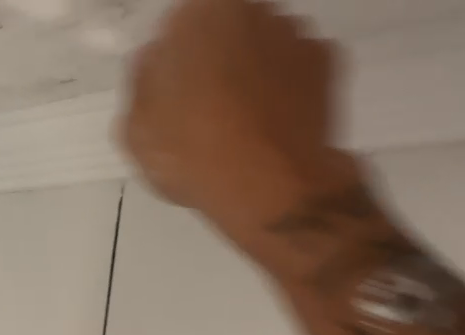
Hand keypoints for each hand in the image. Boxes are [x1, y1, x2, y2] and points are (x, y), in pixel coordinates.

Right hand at [122, 0, 367, 274]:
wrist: (269, 186)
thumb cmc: (193, 155)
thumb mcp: (138, 130)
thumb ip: (143, 82)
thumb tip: (155, 61)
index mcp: (197, 15)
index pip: (178, 27)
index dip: (174, 63)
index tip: (173, 96)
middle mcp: (250, 8)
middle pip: (225, 30)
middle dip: (216, 61)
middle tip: (204, 111)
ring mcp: (294, 31)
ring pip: (263, 46)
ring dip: (251, 73)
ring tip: (240, 125)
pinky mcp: (326, 60)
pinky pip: (295, 69)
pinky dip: (284, 89)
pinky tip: (270, 125)